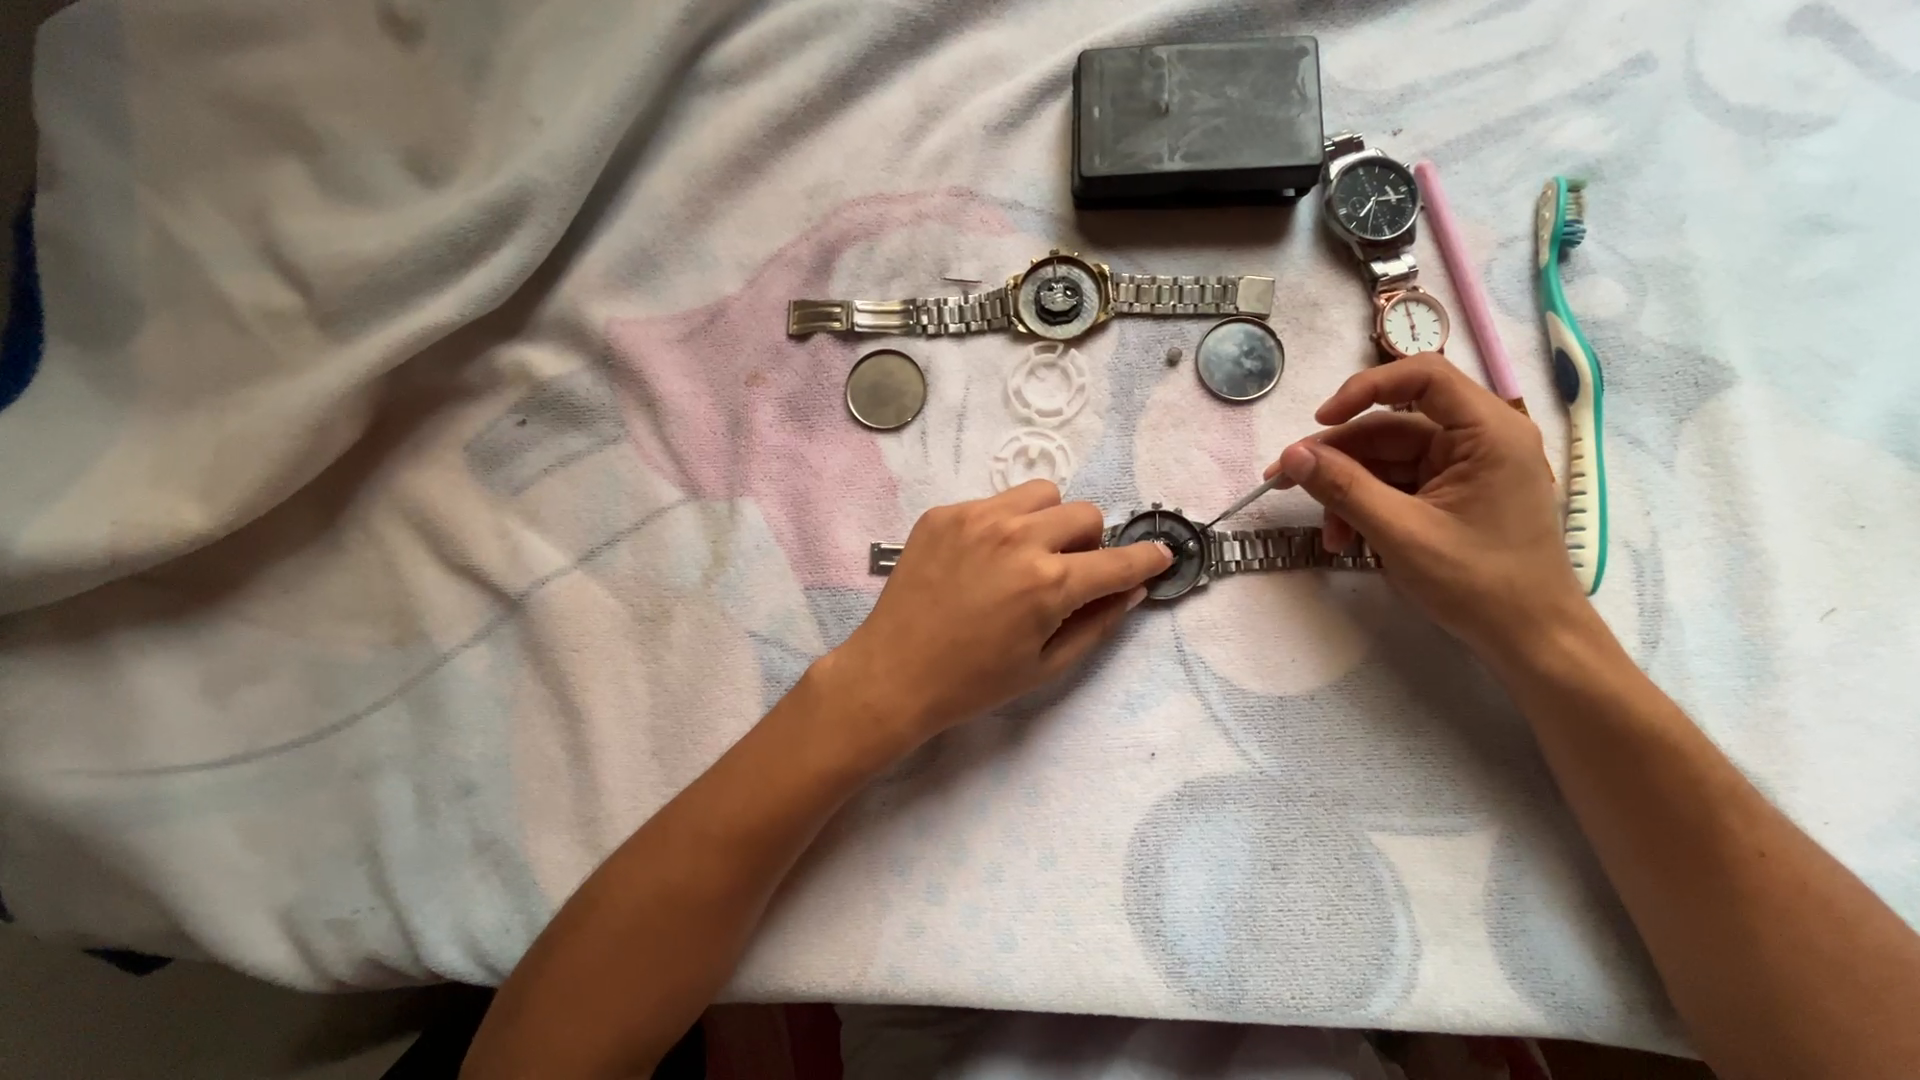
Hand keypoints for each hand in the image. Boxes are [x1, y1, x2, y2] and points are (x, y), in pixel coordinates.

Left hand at [828, 480, 1171, 752]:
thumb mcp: (1046, 665)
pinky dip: (1003, 524)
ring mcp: (977, 519)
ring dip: (1049, 522)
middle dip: (1089, 544)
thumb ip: (1098, 622)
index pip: (1117, 561)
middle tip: (1066, 574)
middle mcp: (1018, 539)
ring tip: (1025, 557)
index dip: (1147, 559)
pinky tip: (981, 560)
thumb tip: (1133, 588)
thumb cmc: (973, 682)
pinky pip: (995, 502)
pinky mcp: (944, 514)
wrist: (893, 673)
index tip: (1160, 554)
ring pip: (1042, 495)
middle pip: (1085, 515)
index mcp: (1049, 583)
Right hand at [1266, 355, 1588, 662]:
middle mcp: (1480, 439)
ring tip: (1328, 535)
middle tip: (1283, 483)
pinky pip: (1398, 486)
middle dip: (1338, 459)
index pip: (1422, 377)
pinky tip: (1347, 540)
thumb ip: (1343, 489)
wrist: (1532, 640)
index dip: (1364, 389)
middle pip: (1391, 427)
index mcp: (1487, 432)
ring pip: (1387, 461)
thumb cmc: (1479, 583)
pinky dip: (1367, 508)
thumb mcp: (1400, 534)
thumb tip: (1291, 456)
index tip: (1320, 422)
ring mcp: (1467, 469)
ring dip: (1348, 493)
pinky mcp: (1455, 495)